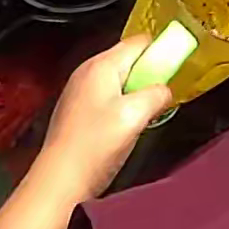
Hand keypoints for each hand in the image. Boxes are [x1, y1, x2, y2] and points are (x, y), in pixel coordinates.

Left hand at [27, 35, 170, 202]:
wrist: (56, 186)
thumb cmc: (96, 146)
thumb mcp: (136, 116)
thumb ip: (158, 94)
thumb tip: (165, 91)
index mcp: (102, 64)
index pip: (140, 42)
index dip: (161, 52)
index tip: (173, 73)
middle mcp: (87, 71)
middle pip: (129, 59)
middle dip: (148, 75)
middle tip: (157, 99)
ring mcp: (78, 90)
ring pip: (118, 79)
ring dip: (135, 92)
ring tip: (141, 117)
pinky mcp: (75, 109)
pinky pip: (106, 95)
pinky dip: (119, 104)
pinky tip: (121, 128)